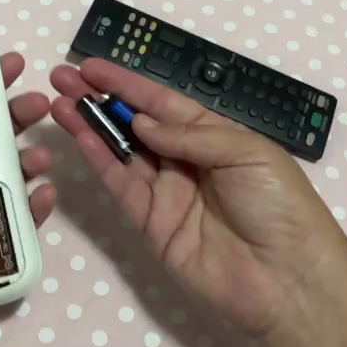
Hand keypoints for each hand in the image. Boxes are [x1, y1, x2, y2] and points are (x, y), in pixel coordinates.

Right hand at [48, 58, 346, 338]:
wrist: (287, 279)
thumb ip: (190, 134)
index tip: (92, 67)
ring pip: (121, 150)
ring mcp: (166, 193)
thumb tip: (141, 122)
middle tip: (63, 78)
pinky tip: (79, 136)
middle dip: (99, 100)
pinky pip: (121, 185)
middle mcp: (185, 160)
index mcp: (214, 135)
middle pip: (135, 123)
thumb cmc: (279, 204)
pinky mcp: (151, 224)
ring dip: (90, 126)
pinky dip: (99, 159)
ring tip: (59, 102)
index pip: (163, 102)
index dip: (127, 84)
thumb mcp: (246, 151)